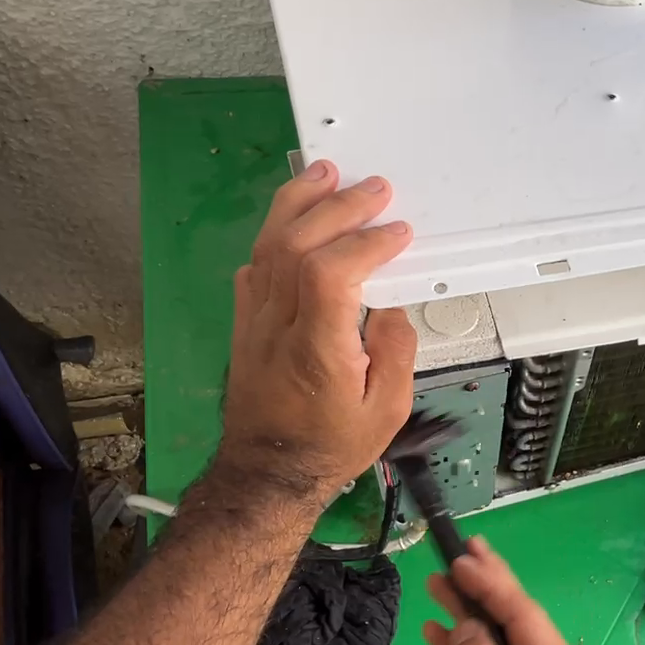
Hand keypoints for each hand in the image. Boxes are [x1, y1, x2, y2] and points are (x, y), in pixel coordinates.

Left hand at [219, 160, 416, 499]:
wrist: (269, 471)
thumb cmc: (332, 445)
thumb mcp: (388, 411)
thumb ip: (395, 351)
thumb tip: (390, 305)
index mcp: (319, 350)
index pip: (330, 274)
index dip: (365, 243)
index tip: (400, 233)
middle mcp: (279, 326)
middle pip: (295, 245)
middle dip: (338, 207)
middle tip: (374, 188)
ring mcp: (254, 321)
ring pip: (268, 246)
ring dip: (299, 203)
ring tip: (326, 173)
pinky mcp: (244, 322)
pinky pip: (254, 266)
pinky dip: (274, 233)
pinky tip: (295, 219)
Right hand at [423, 539, 614, 644]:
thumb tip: (468, 624)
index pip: (523, 615)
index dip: (491, 583)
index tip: (463, 556)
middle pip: (520, 620)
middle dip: (488, 586)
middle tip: (462, 550)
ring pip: (510, 641)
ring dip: (475, 617)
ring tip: (443, 585)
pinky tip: (445, 634)